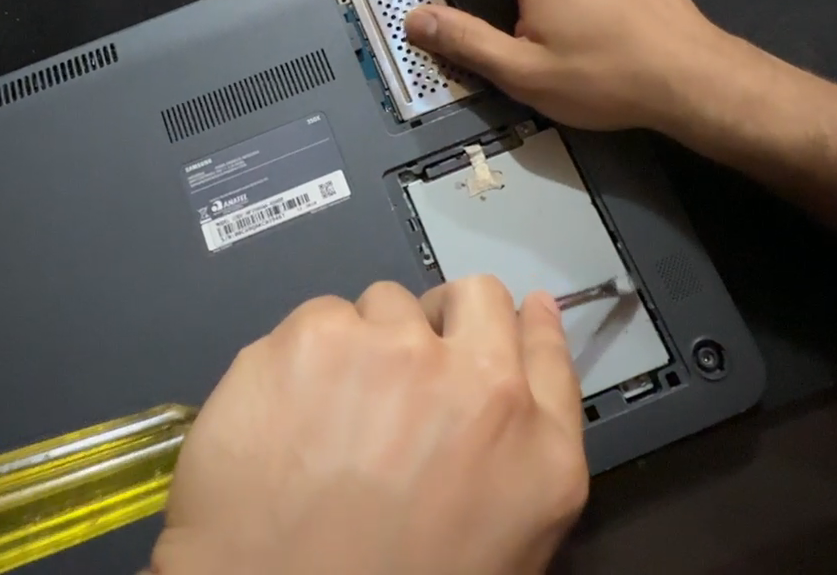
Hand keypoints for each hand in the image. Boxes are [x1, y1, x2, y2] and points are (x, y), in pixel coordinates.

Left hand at [148, 277, 587, 574]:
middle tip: (411, 356)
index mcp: (530, 445)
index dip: (529, 325)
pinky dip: (309, 352)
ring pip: (387, 302)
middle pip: (476, 296)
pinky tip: (291, 406)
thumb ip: (514, 446)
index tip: (521, 311)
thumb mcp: (498, 539)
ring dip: (370, 341)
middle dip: (449, 317)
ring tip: (336, 407)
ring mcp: (392, 349)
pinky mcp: (316, 335)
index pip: (545, 350)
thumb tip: (513, 369)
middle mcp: (471, 382)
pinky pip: (323, 314)